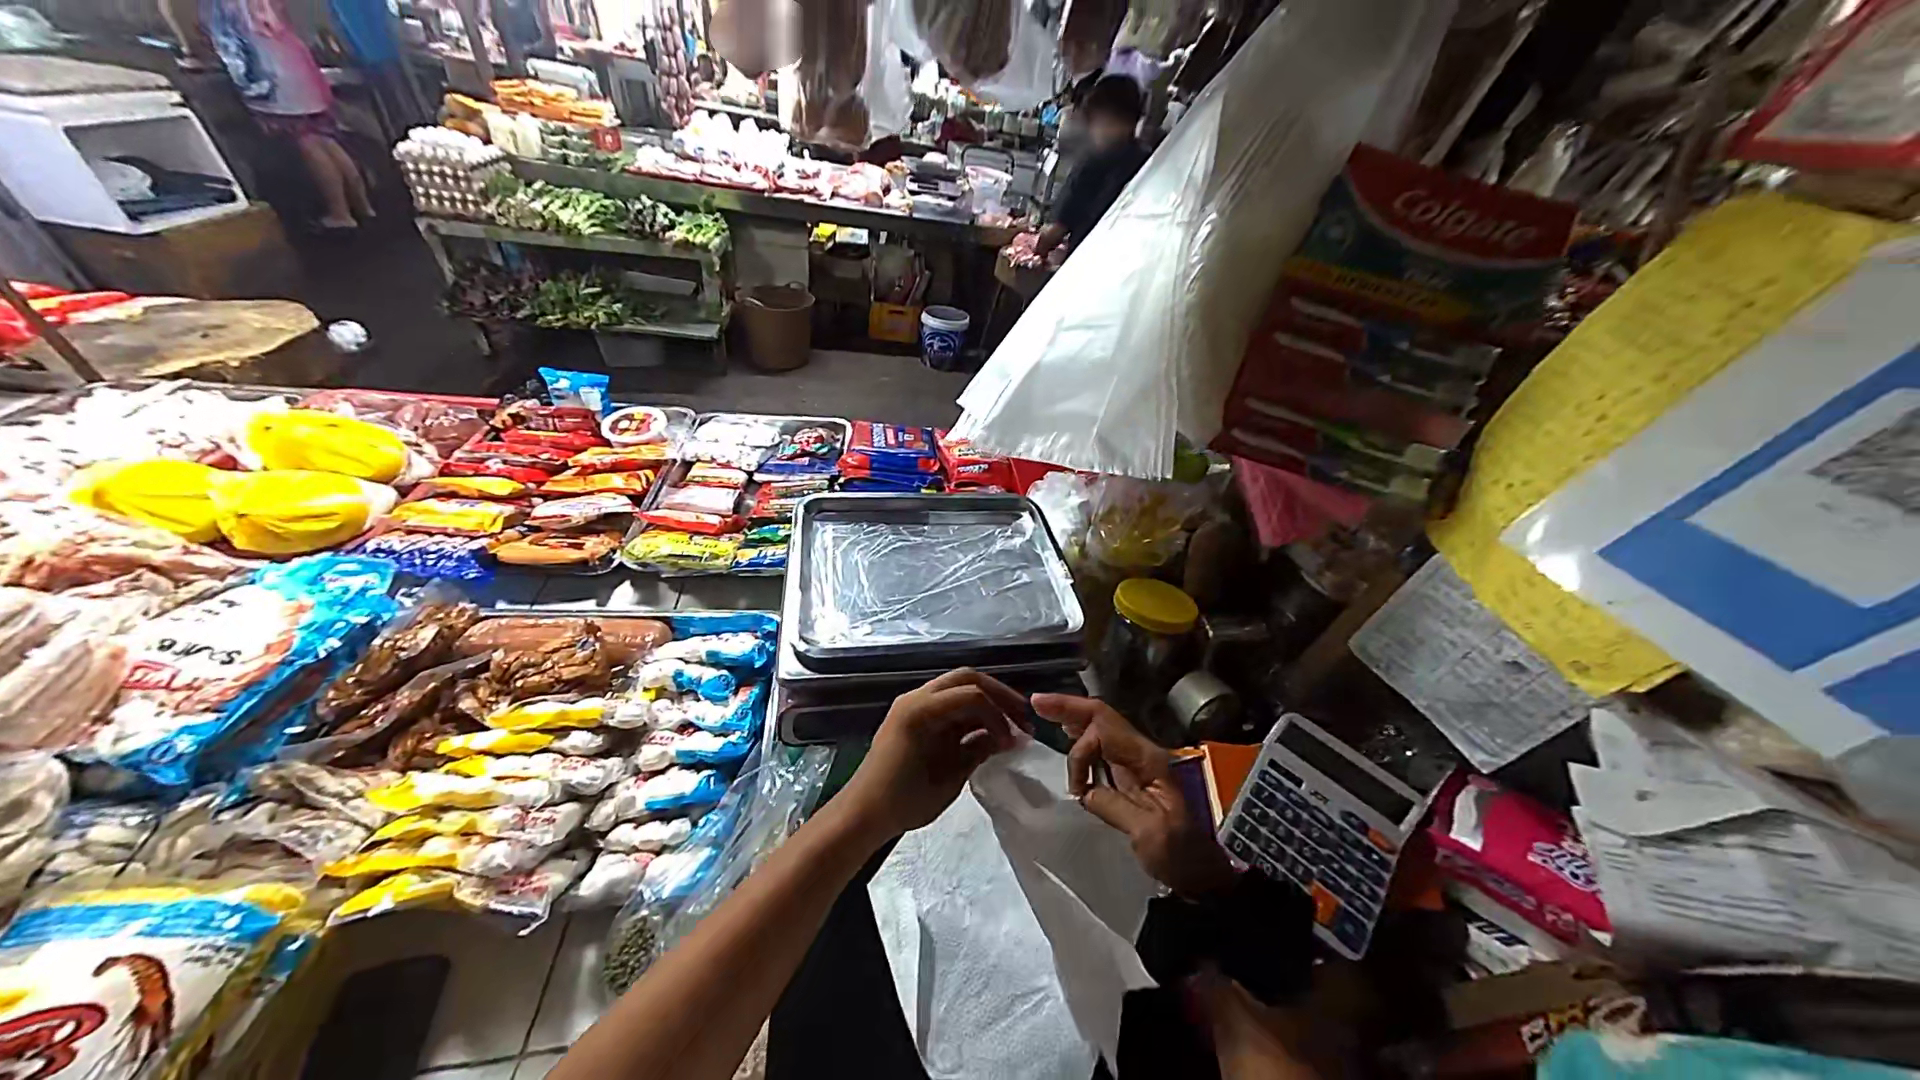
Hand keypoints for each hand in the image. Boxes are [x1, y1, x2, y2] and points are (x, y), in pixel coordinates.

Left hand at [840, 669, 1030, 841]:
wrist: (865, 812)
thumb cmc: (904, 799)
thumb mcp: (949, 778)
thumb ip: (979, 750)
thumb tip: (1009, 737)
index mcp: (920, 709)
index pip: (972, 694)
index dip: (999, 714)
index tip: (1015, 739)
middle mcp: (916, 697)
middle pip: (967, 679)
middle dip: (998, 695)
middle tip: (1023, 717)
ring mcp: (914, 704)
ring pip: (959, 689)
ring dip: (987, 703)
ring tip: (1011, 727)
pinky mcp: (916, 716)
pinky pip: (949, 704)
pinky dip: (972, 714)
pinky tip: (989, 733)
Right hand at [1033, 693, 1234, 899]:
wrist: (1202, 873)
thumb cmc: (1180, 854)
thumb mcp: (1148, 833)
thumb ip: (1113, 805)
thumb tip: (1086, 791)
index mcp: (1148, 760)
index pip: (1105, 728)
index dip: (1075, 729)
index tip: (1057, 749)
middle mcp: (1141, 753)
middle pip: (1101, 718)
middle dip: (1069, 708)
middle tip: (1037, 702)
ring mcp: (1137, 764)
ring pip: (1100, 730)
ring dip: (1074, 725)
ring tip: (1047, 715)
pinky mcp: (1131, 778)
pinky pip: (1102, 749)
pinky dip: (1082, 742)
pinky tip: (1069, 738)